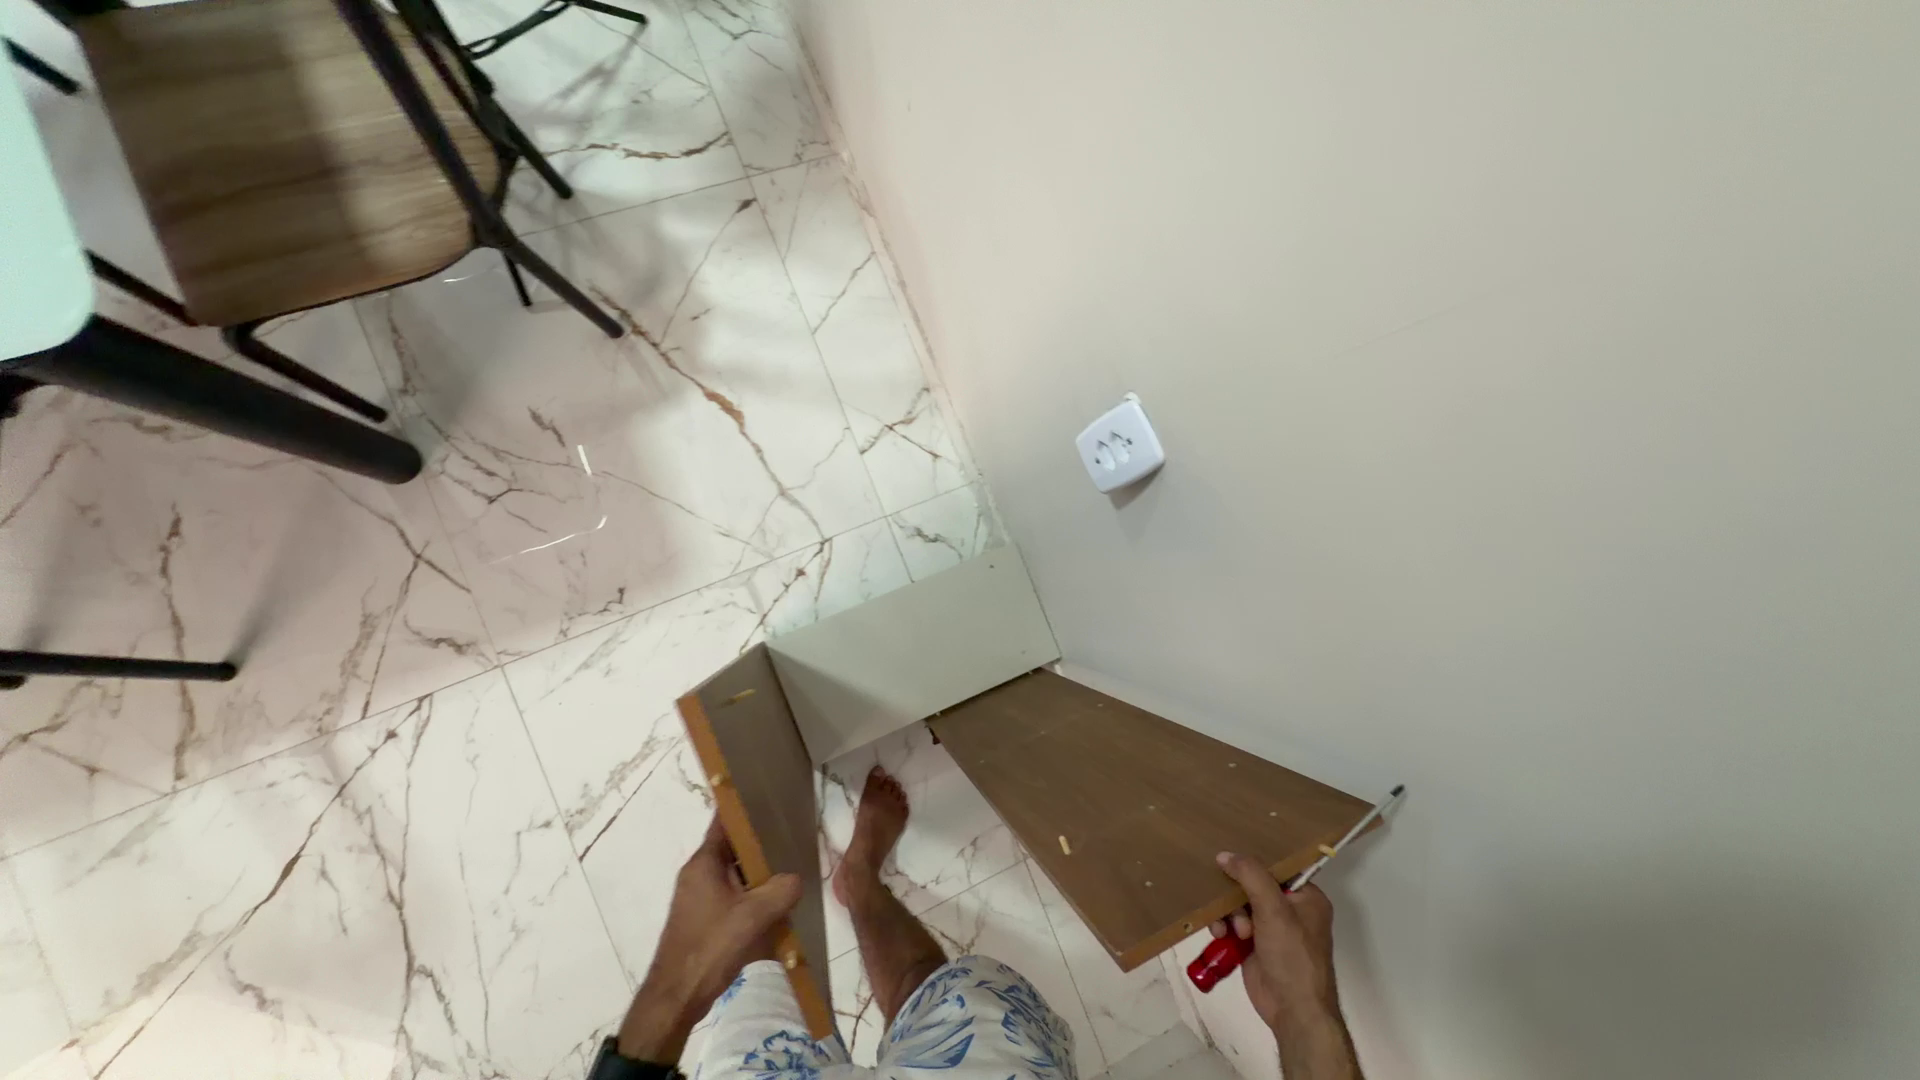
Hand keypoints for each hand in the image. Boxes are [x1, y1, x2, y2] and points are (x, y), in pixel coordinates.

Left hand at [617, 816, 801, 1062]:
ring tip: (788, 874)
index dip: (745, 808)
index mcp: (703, 863)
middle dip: (760, 845)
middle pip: (733, 849)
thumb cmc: (711, 947)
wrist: (676, 998)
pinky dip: (750, 898)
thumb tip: (796, 880)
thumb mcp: (755, 916)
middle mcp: (697, 874)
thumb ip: (782, 890)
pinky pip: (731, 897)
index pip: (724, 822)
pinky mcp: (703, 920)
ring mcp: (698, 898)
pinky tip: (772, 910)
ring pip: (734, 875)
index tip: (768, 796)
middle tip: (790, 838)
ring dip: (757, 876)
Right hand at [1212, 853, 1361, 1078]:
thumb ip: (1250, 876)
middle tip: (1230, 905)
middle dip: (1236, 895)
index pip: (1278, 868)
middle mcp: (1291, 911)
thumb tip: (1224, 854)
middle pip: (1253, 886)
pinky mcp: (1255, 946)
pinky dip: (1223, 926)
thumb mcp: (1273, 909)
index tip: (1230, 857)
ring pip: (1239, 905)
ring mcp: (1272, 929)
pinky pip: (1232, 925)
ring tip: (1226, 928)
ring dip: (1228, 913)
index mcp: (1307, 898)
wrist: (1293, 1010)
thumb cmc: (1292, 955)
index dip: (1254, 862)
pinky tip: (1218, 933)